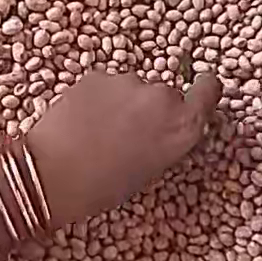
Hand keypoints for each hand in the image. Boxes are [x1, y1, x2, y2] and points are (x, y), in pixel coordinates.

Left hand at [25, 70, 222, 224]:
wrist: (53, 173)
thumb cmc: (104, 186)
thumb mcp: (151, 169)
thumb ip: (168, 139)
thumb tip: (166, 126)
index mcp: (183, 127)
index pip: (209, 90)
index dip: (203, 90)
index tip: (196, 94)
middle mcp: (163, 98)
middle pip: (167, 94)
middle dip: (152, 108)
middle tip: (130, 133)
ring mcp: (130, 82)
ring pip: (133, 89)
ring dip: (123, 103)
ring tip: (99, 131)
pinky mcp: (99, 75)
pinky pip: (107, 85)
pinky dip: (99, 98)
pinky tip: (83, 121)